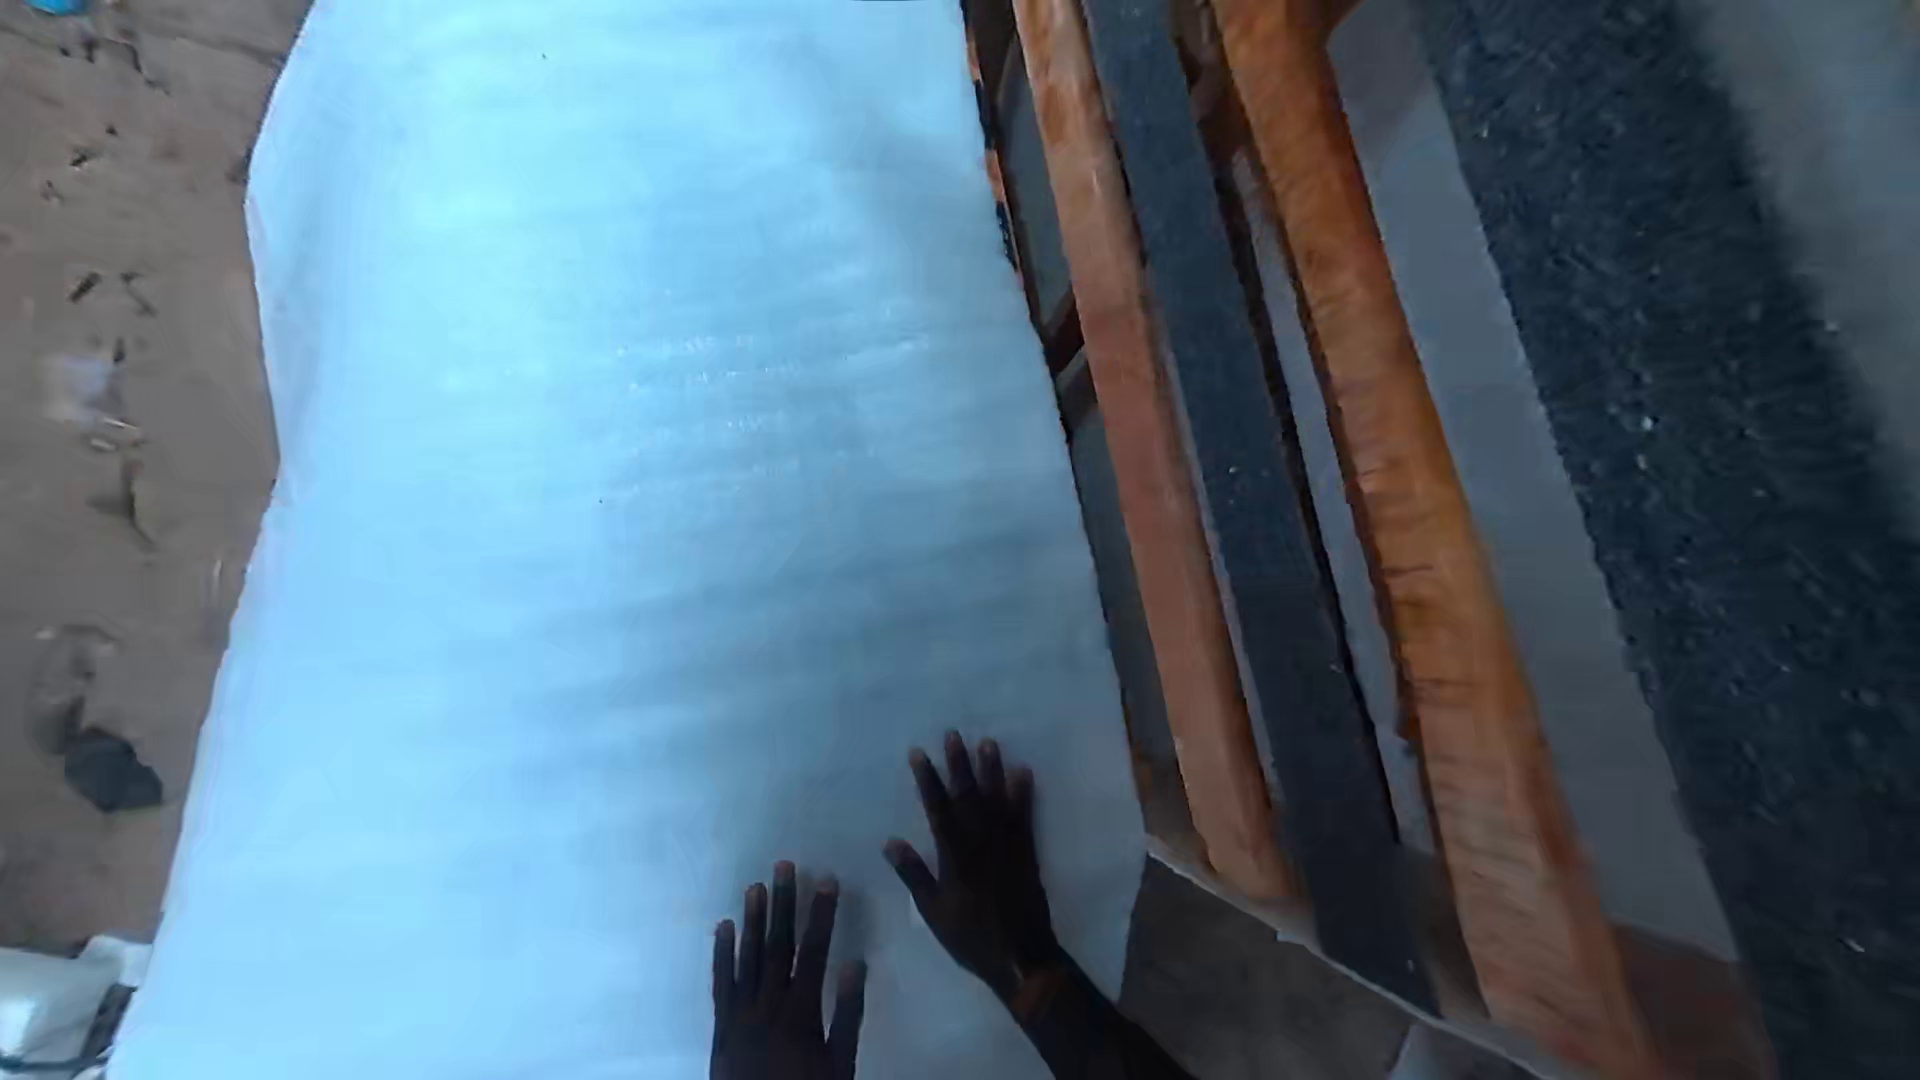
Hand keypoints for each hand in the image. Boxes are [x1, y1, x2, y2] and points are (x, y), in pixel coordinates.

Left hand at [712, 862, 866, 1079]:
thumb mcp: (840, 1067)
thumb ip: (847, 1014)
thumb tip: (856, 961)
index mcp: (801, 1014)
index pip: (815, 951)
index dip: (822, 913)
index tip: (828, 879)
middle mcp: (769, 1007)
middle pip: (778, 945)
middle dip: (784, 903)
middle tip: (785, 866)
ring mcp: (741, 1017)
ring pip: (748, 957)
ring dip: (753, 919)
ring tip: (755, 885)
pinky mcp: (721, 1030)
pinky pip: (721, 985)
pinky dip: (722, 954)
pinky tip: (723, 927)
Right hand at [884, 732, 1064, 1001]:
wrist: (1020, 955)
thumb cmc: (971, 935)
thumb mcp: (933, 911)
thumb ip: (913, 874)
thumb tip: (890, 842)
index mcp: (954, 854)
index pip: (937, 808)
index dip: (927, 779)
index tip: (919, 752)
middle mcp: (980, 840)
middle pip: (967, 794)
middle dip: (958, 763)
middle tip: (953, 734)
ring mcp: (1006, 841)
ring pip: (996, 797)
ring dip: (991, 768)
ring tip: (988, 741)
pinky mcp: (1027, 848)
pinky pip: (1025, 814)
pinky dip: (1024, 792)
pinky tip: (1023, 770)